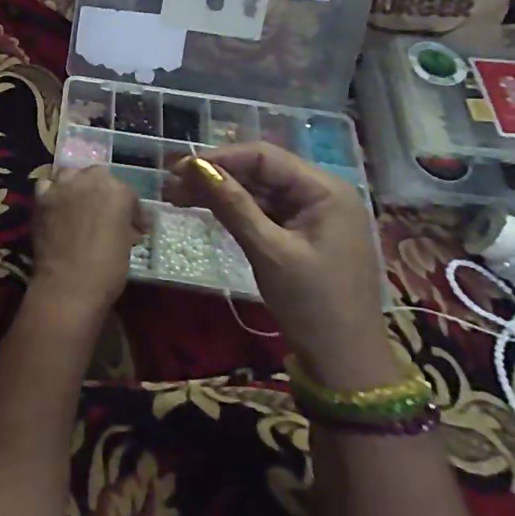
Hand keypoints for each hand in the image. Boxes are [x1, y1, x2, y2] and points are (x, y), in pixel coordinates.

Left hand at [29, 166, 148, 319]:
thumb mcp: (127, 243)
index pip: (128, 193)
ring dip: (77, 184)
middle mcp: (90, 181)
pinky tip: (56, 205)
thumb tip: (126, 227)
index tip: (134, 227)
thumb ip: (125, 225)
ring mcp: (62, 188)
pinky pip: (46, 186)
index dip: (131, 211)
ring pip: (71, 174)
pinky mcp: (41, 199)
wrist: (69, 284)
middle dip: (103, 190)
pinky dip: (52, 192)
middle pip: (98, 176)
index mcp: (118, 191)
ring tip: (79, 203)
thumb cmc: (107, 269)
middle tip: (104, 211)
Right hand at [167, 143, 399, 388]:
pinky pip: (265, 212)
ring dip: (221, 193)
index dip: (220, 158)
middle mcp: (322, 194)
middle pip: (262, 172)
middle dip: (216, 176)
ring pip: (260, 192)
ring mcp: (313, 216)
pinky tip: (205, 211)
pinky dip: (235, 211)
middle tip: (170, 186)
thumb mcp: (269, 251)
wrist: (344, 358)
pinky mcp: (303, 235)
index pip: (265, 157)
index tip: (178, 170)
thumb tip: (195, 168)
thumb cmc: (313, 303)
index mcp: (326, 190)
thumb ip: (233, 206)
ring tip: (177, 197)